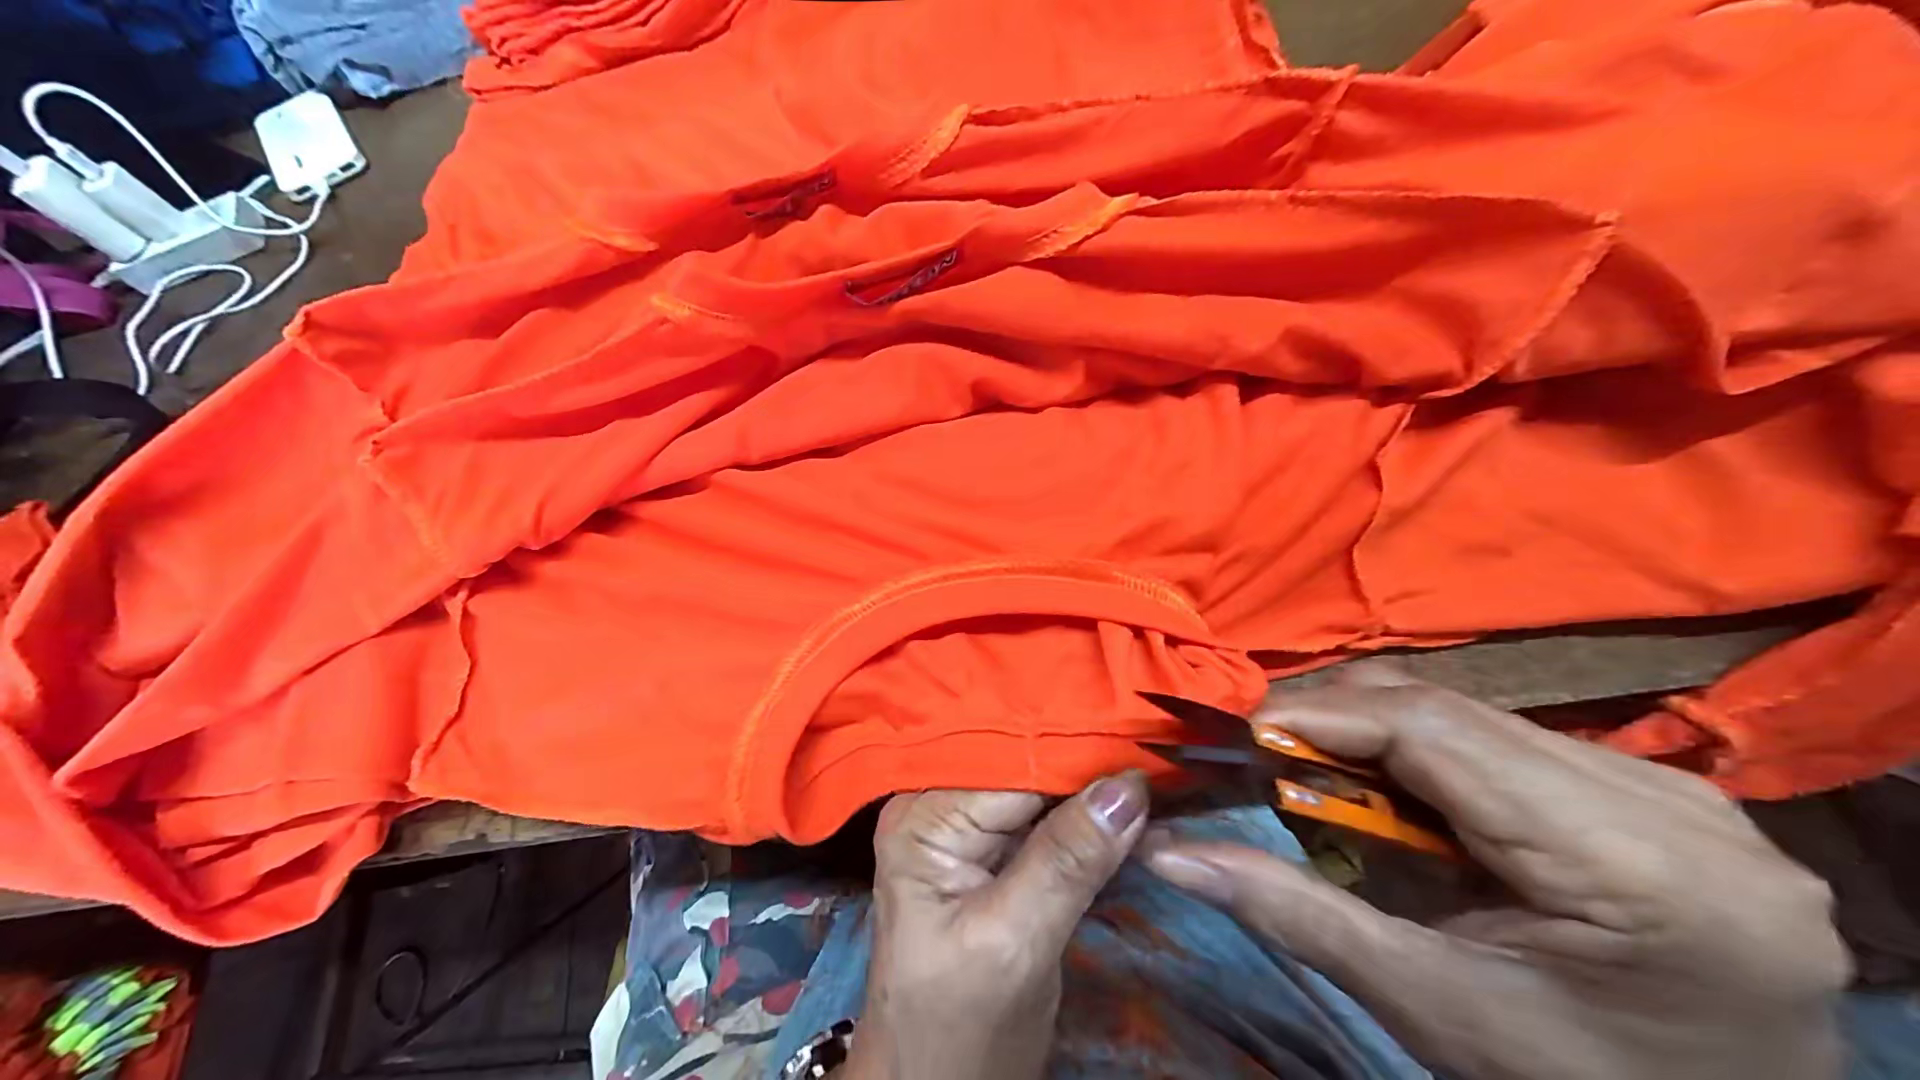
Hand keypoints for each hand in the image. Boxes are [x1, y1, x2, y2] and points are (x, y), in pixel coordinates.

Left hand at [839, 773, 1149, 1079]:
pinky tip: (1125, 798)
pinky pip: (1044, 817)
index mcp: (923, 817)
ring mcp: (964, 827)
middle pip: (1023, 768)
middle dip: (1086, 761)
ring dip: (1091, 784)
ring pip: (1039, 789)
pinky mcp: (991, 850)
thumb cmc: (957, 1026)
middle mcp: (937, 805)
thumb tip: (1129, 786)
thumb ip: (1067, 860)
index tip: (1142, 740)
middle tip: (1153, 747)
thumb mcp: (1014, 943)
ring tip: (1149, 761)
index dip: (1077, 752)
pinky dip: (1084, 812)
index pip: (1011, 765)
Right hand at [1143, 662, 1847, 1079]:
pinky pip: (1499, 735)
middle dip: (1337, 719)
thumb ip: (1294, 911)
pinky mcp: (1649, 789)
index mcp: (1639, 866)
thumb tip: (1165, 853)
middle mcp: (1671, 801)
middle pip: (1453, 709)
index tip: (1236, 733)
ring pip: (1470, 711)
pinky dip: (1420, 749)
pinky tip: (1392, 791)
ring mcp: (1669, 787)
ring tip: (1314, 772)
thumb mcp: (1425, 1004)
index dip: (1323, 715)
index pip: (1439, 734)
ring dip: (1372, 730)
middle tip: (1261, 756)